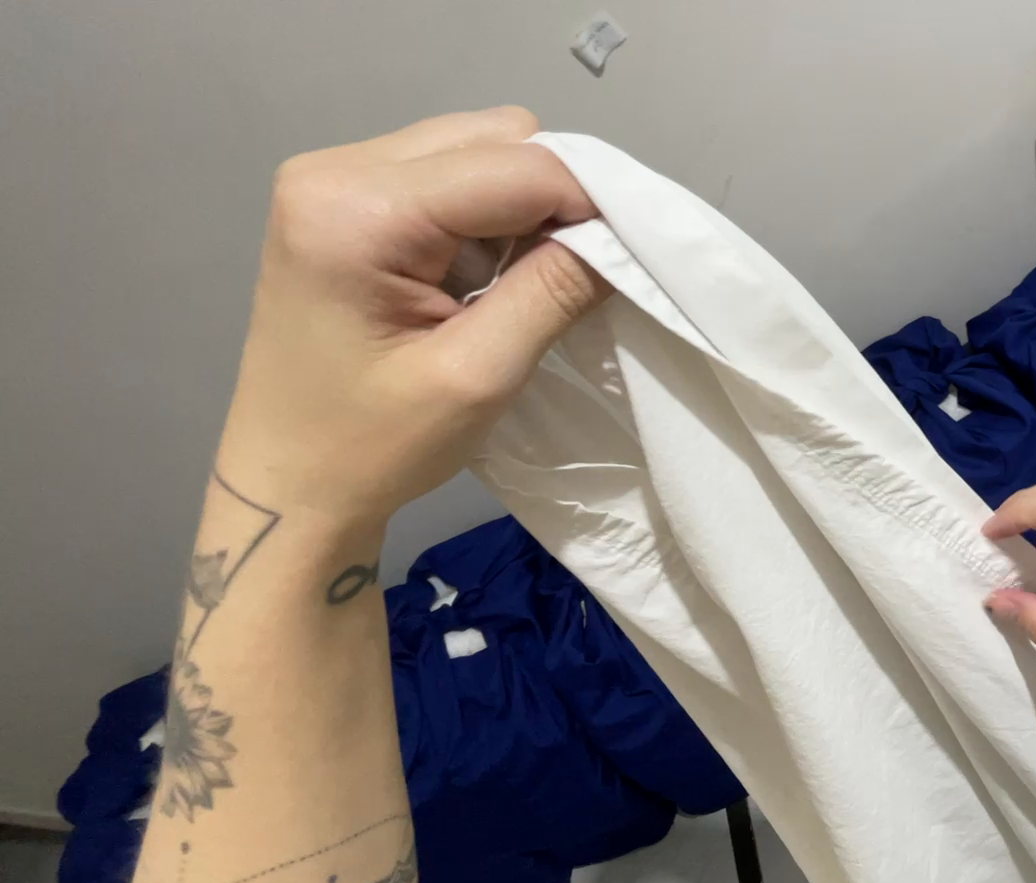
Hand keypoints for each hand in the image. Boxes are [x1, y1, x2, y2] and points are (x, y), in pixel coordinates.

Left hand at [214, 107, 612, 533]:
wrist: (294, 476)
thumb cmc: (379, 442)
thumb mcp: (480, 375)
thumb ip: (551, 295)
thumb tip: (620, 240)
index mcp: (357, 208)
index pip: (514, 165)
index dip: (588, 207)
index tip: (626, 267)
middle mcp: (340, 168)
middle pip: (498, 139)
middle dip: (559, 201)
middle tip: (576, 278)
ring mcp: (343, 180)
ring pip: (484, 152)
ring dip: (531, 212)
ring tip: (531, 284)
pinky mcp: (356, 203)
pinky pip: (460, 181)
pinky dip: (503, 222)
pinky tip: (496, 277)